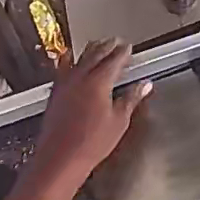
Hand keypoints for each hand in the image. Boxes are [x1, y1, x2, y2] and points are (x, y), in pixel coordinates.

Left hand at [33, 38, 154, 177]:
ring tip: (96, 45)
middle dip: (107, 46)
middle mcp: (80, 78)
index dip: (123, 52)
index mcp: (99, 82)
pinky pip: (63, 68)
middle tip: (115, 41)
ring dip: (90, 50)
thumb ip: (131, 98)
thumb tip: (144, 86)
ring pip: (78, 58)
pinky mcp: (55, 93)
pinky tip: (69, 61)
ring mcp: (65, 84)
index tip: (128, 47)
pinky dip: (70, 60)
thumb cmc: (90, 143)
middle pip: (95, 54)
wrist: (60, 158)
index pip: (114, 60)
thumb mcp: (119, 121)